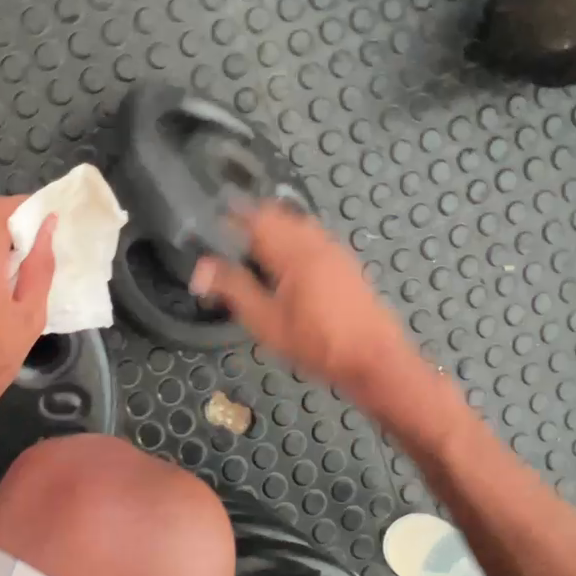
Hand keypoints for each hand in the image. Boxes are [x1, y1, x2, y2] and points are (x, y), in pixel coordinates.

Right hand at [190, 203, 413, 396]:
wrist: (375, 360)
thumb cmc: (317, 344)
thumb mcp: (265, 322)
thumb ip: (232, 289)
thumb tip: (201, 270)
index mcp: (294, 251)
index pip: (256, 217)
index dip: (230, 216)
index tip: (209, 224)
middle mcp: (317, 242)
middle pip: (278, 214)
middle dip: (251, 219)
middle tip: (227, 235)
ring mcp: (336, 251)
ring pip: (297, 224)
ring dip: (273, 228)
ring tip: (251, 249)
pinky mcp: (346, 264)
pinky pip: (313, 237)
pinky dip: (292, 240)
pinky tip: (284, 266)